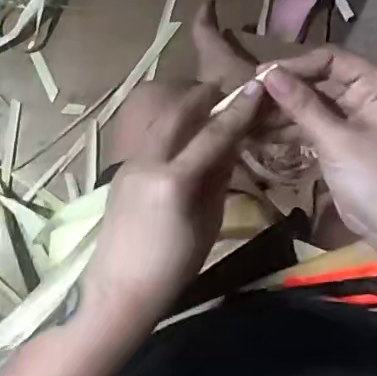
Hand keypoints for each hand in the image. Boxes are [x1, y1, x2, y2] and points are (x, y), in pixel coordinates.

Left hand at [78, 80, 265, 332]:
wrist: (120, 287)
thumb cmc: (173, 266)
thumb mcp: (207, 223)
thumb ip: (217, 180)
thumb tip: (229, 147)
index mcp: (175, 180)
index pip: (213, 135)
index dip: (238, 110)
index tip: (256, 87)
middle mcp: (148, 163)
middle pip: (177, 116)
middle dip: (201, 97)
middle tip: (224, 87)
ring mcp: (129, 166)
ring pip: (158, 125)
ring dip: (181, 110)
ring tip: (203, 104)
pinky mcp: (120, 173)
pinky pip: (148, 142)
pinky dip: (168, 131)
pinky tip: (181, 136)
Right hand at [261, 48, 376, 286]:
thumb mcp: (337, 140)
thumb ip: (301, 105)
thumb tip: (267, 74)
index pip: (331, 60)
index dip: (295, 66)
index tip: (259, 76)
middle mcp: (368, 96)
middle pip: (318, 81)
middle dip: (283, 90)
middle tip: (247, 98)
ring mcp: (355, 121)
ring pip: (311, 105)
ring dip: (281, 112)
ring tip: (247, 118)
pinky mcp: (343, 144)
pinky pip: (312, 127)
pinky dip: (289, 130)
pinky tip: (259, 135)